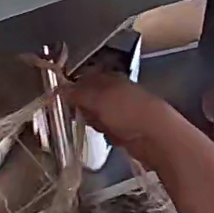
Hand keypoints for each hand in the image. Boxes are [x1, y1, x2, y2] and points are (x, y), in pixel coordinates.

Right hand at [63, 73, 188, 163]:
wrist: (155, 135)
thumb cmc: (126, 110)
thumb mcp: (97, 97)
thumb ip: (77, 93)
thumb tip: (58, 89)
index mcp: (110, 77)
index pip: (84, 78)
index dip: (71, 87)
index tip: (61, 98)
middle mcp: (115, 91)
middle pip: (88, 97)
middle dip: (82, 107)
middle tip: (78, 113)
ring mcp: (121, 109)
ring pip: (95, 114)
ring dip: (93, 121)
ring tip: (98, 125)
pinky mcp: (125, 127)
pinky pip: (105, 128)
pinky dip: (104, 132)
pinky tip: (108, 135)